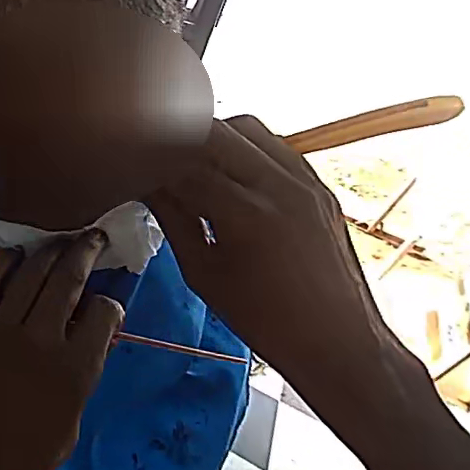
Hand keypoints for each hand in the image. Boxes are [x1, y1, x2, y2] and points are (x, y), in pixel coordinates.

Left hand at [0, 231, 123, 469]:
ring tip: (62, 240)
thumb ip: (80, 379)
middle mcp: (41, 339)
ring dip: (50, 251)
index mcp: (75, 370)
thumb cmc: (21, 468)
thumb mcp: (69, 426)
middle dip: (86, 252)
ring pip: (31, 273)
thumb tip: (88, 343)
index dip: (110, 305)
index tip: (106, 305)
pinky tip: (14, 252)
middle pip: (69, 279)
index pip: (103, 314)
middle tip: (94, 238)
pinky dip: (1, 262)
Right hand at [148, 116, 415, 421]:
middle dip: (177, 139)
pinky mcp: (320, 184)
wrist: (340, 342)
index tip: (129, 166)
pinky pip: (275, 145)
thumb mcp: (203, 273)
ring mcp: (306, 180)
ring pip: (247, 127)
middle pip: (215, 131)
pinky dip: (243, 148)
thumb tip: (145, 185)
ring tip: (190, 162)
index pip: (184, 165)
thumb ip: (173, 220)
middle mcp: (280, 186)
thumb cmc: (263, 320)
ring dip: (212, 136)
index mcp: (247, 215)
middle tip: (154, 159)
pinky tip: (227, 172)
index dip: (150, 163)